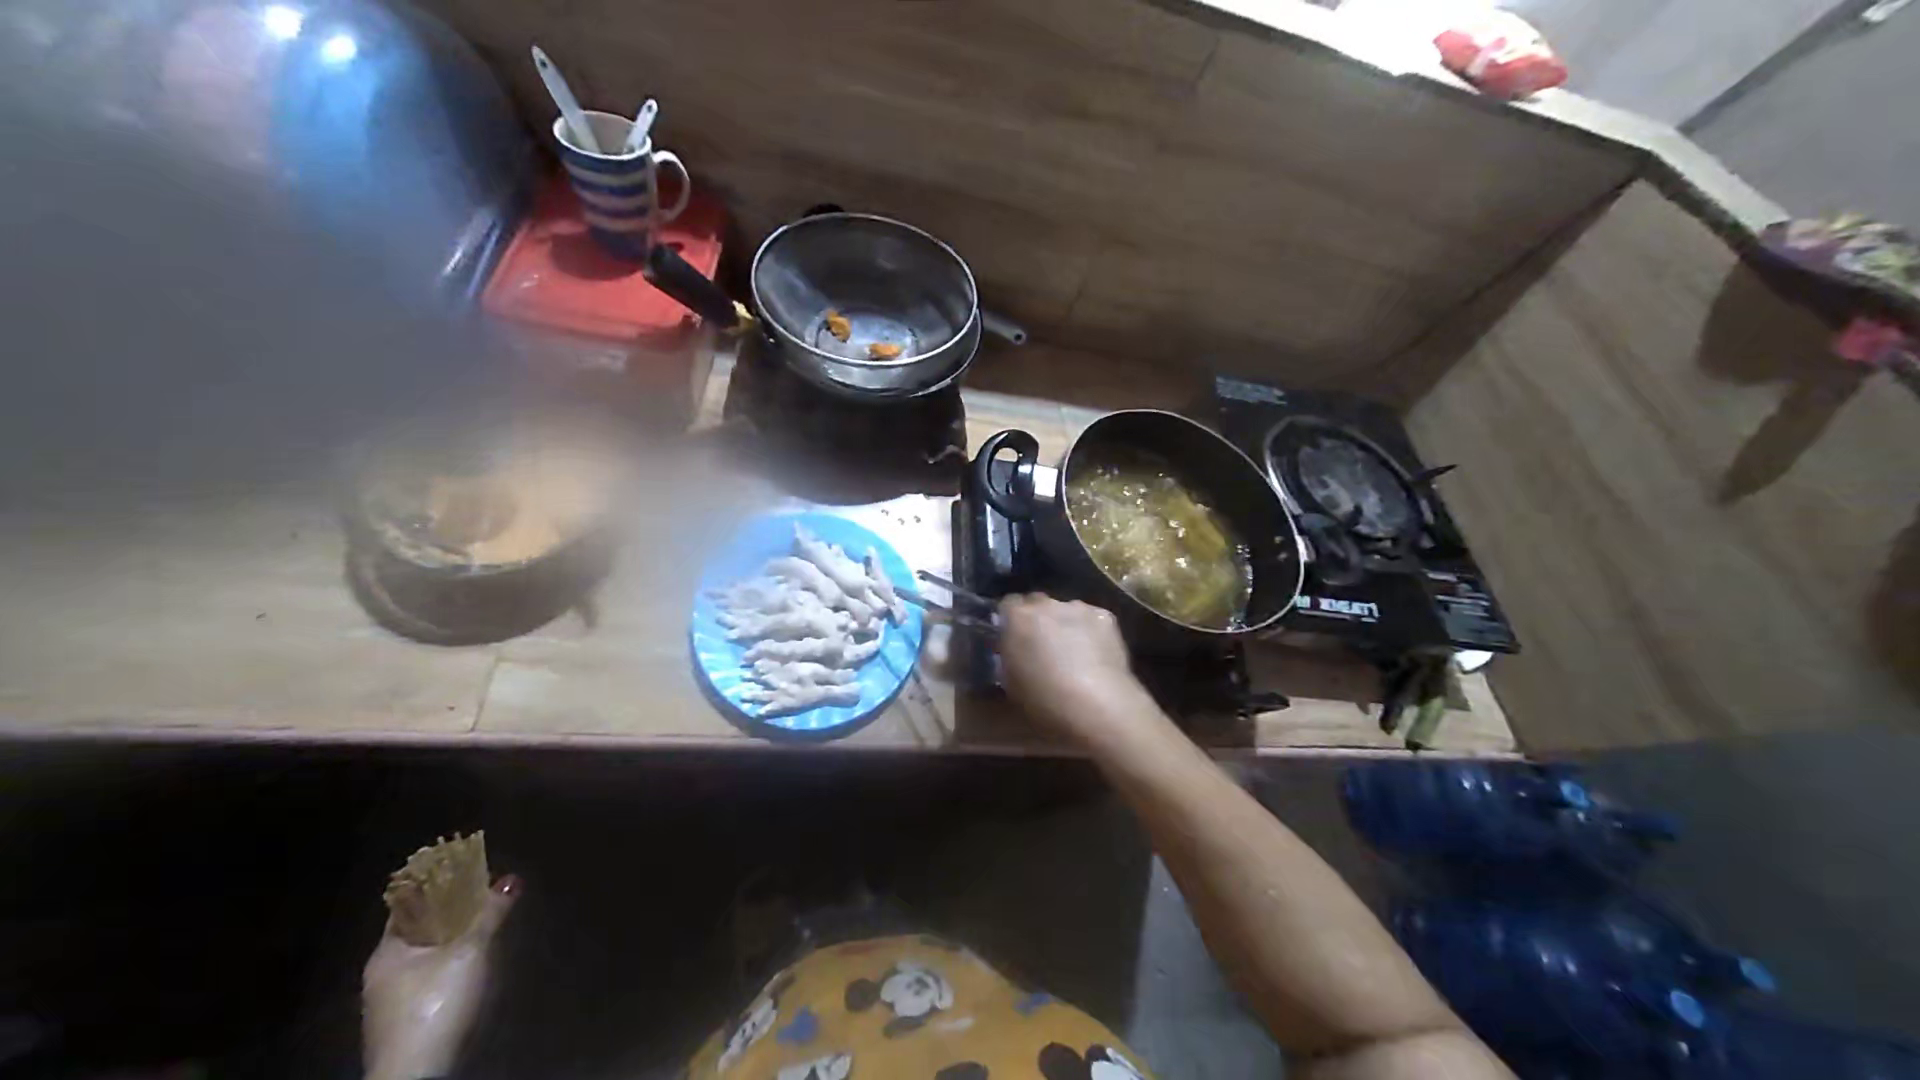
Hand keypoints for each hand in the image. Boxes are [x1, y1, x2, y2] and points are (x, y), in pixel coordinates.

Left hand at [362, 875, 519, 1079]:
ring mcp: (391, 999)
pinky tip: (472, 963)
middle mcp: (382, 972)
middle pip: (420, 928)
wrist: (416, 1075)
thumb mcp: (469, 952)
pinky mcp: (406, 1020)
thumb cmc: (435, 1004)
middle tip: (484, 896)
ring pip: (425, 953)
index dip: (437, 885)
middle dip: (450, 911)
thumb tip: (511, 878)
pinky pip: (429, 976)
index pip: (409, 904)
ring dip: (452, 938)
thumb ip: (489, 914)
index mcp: (387, 951)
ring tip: (485, 924)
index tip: (465, 870)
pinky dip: (449, 961)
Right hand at [998, 594, 1161, 745]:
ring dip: (1064, 624)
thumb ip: (1007, 657)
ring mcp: (1078, 608)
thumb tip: (1012, 651)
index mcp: (1018, 617)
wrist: (1097, 706)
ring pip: (1066, 610)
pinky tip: (1095, 655)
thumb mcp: (1010, 683)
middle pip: (1037, 603)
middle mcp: (1046, 604)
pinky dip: (1090, 631)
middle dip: (1037, 619)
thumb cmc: (1045, 700)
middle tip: (1042, 646)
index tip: (1013, 638)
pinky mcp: (1105, 617)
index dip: (1010, 621)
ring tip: (1073, 653)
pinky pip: (1091, 619)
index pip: (1008, 604)